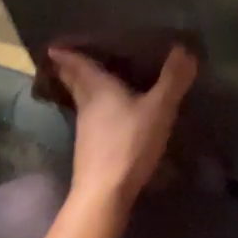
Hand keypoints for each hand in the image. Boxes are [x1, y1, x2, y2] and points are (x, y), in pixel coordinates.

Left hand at [48, 43, 197, 207]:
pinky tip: (109, 116)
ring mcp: (86, 129)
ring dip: (83, 90)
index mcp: (97, 88)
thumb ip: (172, 80)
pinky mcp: (91, 149)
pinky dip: (97, 111)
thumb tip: (184, 47)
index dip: (66, 54)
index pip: (77, 65)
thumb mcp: (158, 109)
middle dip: (70, 71)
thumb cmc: (129, 143)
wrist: (105, 192)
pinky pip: (92, 120)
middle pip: (75, 83)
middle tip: (66, 60)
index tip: (53, 46)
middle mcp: (87, 105)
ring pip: (82, 101)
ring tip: (94, 83)